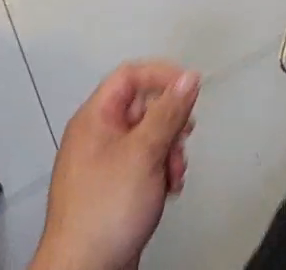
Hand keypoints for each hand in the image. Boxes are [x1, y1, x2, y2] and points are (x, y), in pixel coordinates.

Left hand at [30, 61, 201, 269]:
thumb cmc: (106, 210)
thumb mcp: (144, 153)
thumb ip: (169, 112)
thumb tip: (188, 78)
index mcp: (95, 119)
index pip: (130, 76)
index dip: (162, 75)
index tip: (190, 89)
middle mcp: (98, 136)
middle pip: (144, 106)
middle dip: (170, 123)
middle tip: (183, 140)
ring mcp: (106, 162)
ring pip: (149, 136)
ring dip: (170, 150)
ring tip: (173, 174)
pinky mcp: (116, 186)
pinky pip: (146, 162)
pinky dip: (162, 170)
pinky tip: (168, 188)